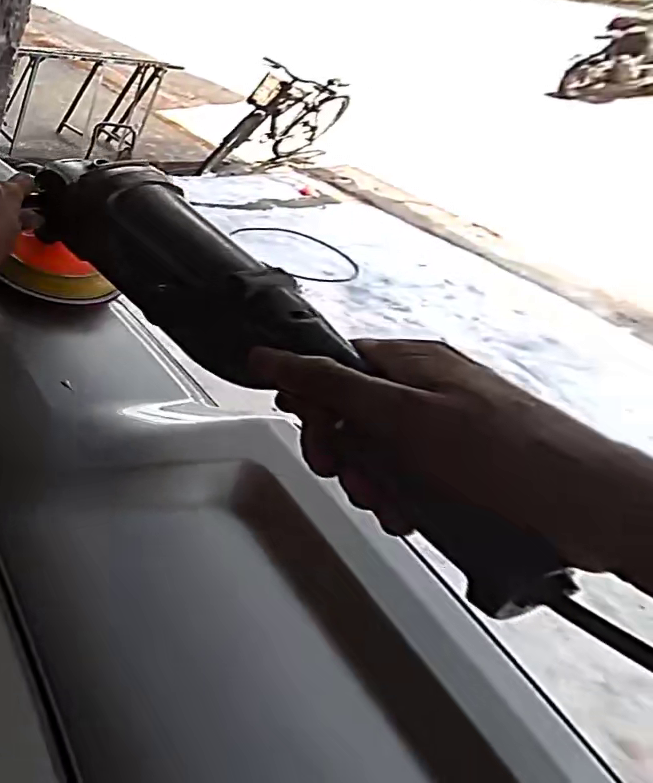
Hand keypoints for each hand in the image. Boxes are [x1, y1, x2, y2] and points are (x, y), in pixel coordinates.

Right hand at [249, 339, 642, 573]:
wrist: (612, 519)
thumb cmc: (516, 458)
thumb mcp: (401, 413)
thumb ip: (327, 382)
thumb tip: (265, 357)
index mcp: (410, 362)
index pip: (328, 364)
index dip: (309, 396)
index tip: (311, 427)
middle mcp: (425, 389)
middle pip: (345, 409)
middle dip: (338, 446)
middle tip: (341, 470)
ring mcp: (444, 427)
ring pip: (372, 445)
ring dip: (365, 475)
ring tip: (382, 500)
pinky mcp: (460, 464)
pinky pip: (404, 471)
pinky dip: (396, 492)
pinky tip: (405, 510)